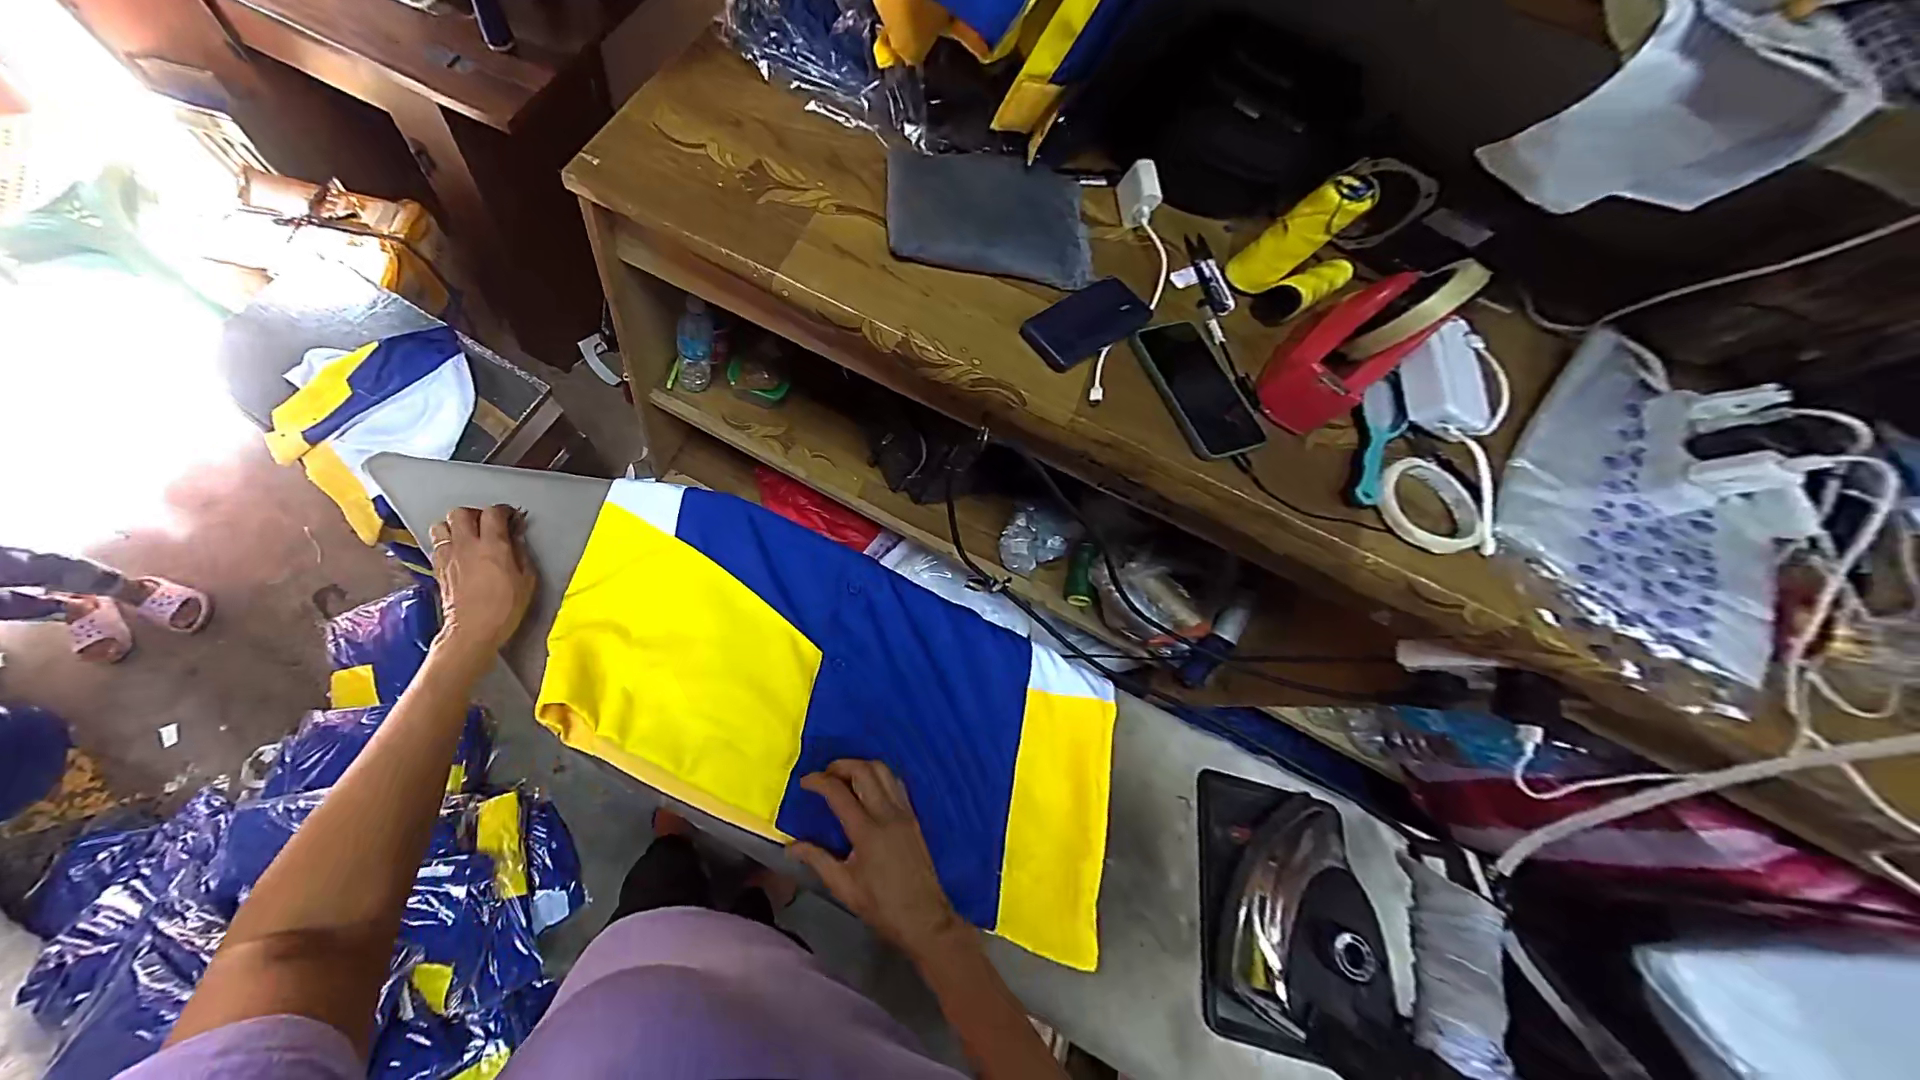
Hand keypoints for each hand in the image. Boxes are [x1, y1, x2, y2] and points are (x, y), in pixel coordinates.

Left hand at [428, 505, 534, 655]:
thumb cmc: (505, 607)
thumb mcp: (527, 579)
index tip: (512, 517)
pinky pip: (437, 544)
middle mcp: (466, 546)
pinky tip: (458, 552)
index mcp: (492, 546)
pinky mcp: (437, 568)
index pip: (493, 513)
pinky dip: (447, 542)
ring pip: (441, 525)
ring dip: (455, 526)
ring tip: (468, 536)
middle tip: (488, 524)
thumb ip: (521, 553)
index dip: (504, 511)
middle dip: (475, 514)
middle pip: (461, 512)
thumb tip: (516, 537)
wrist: (473, 630)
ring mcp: (448, 556)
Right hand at [788, 760, 963, 958]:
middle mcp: (887, 814)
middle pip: (864, 771)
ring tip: (843, 777)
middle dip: (841, 765)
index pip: (839, 793)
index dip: (819, 781)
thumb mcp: (843, 887)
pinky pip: (896, 783)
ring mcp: (904, 812)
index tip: (804, 782)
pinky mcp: (913, 816)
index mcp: (867, 831)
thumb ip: (817, 859)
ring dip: (861, 766)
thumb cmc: (880, 906)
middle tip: (824, 775)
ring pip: (883, 771)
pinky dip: (879, 775)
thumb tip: (791, 845)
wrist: (923, 917)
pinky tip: (868, 787)